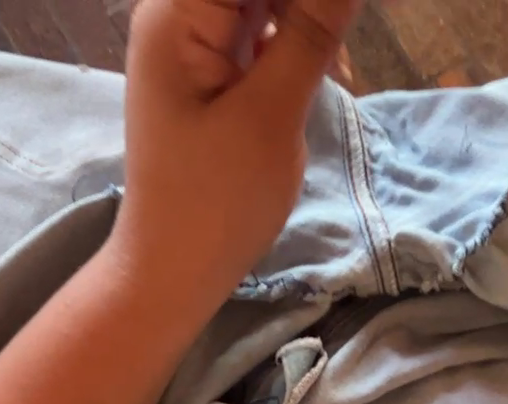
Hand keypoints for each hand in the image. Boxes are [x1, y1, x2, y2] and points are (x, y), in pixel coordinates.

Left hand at [108, 0, 363, 312]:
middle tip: (332, 64)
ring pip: (262, 4)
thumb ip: (312, 29)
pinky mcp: (208, 76)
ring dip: (303, 23)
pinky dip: (291, 45)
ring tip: (331, 67)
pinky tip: (319, 71)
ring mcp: (191, 46)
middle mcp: (177, 13)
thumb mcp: (271, 114)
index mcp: (178, 9)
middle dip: (306, 11)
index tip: (335, 26)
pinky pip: (257, 34)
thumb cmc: (215, 204)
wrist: (172, 273)